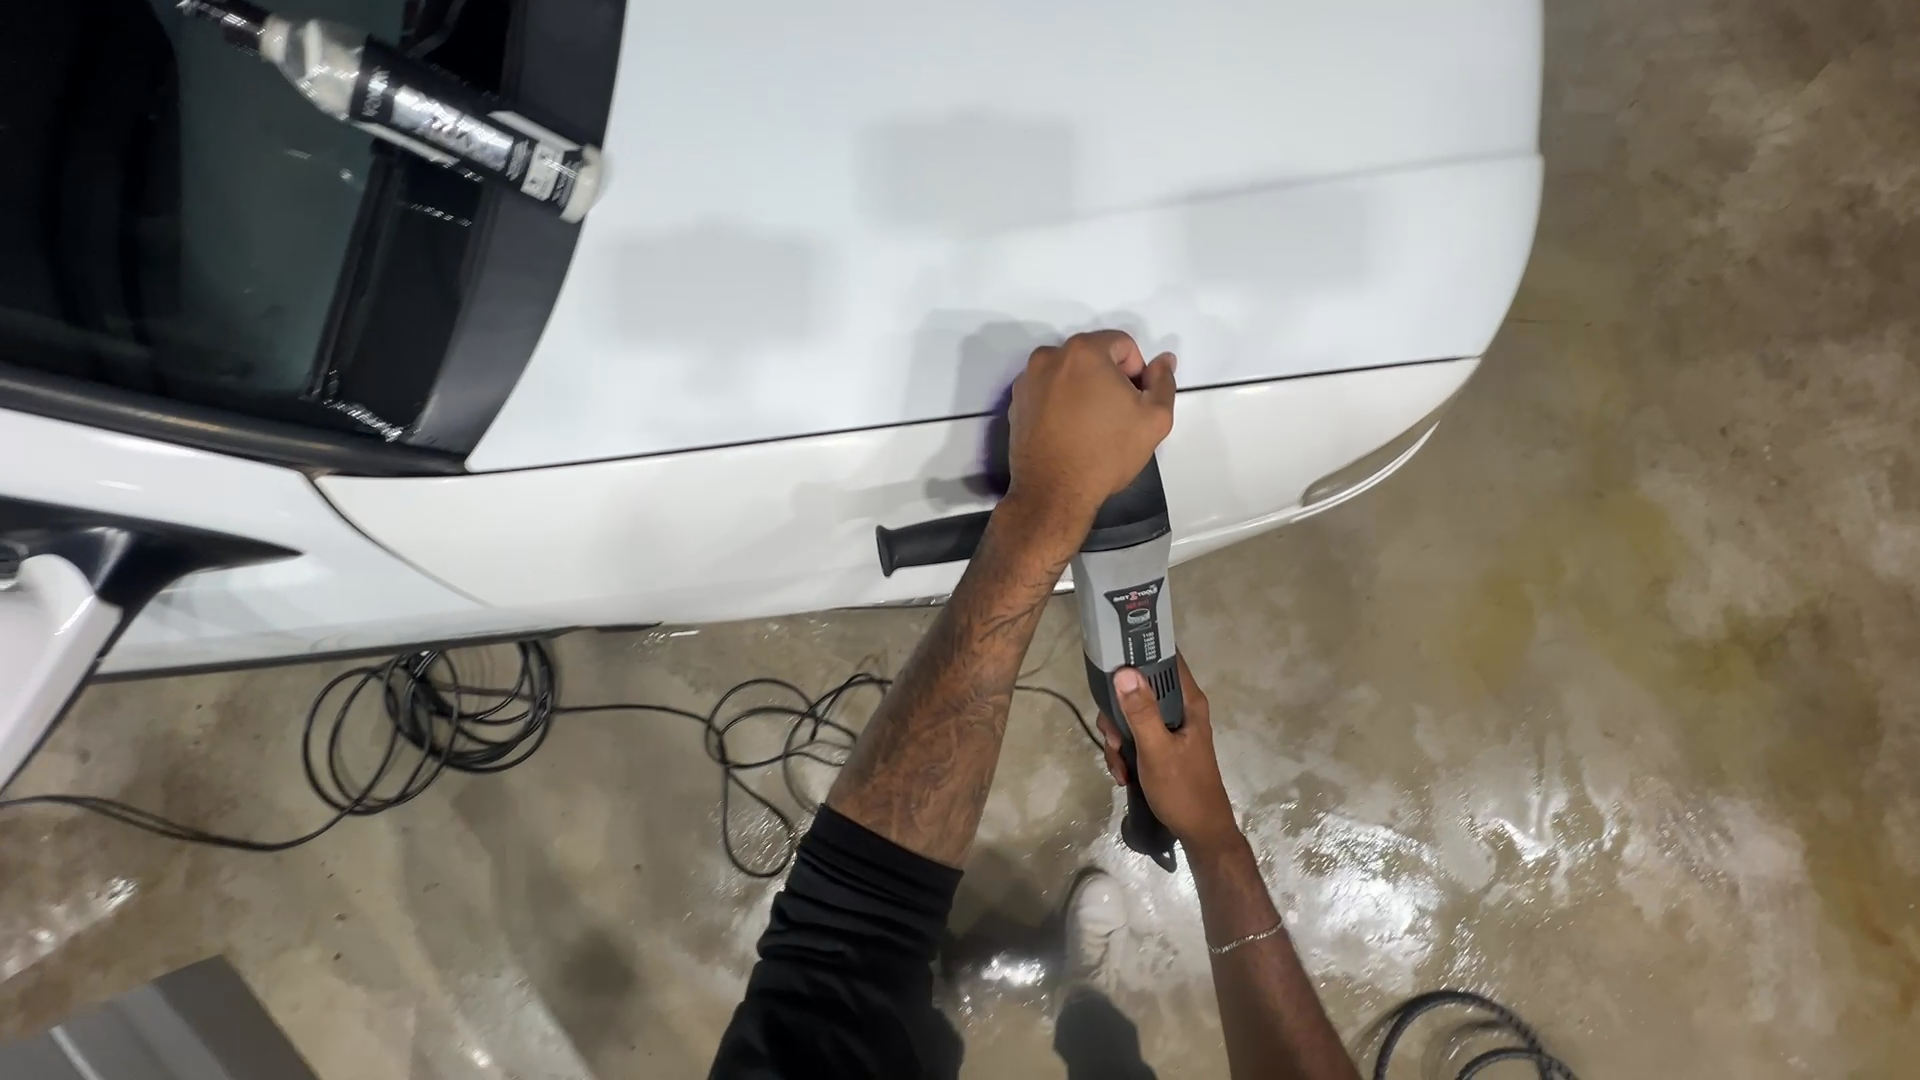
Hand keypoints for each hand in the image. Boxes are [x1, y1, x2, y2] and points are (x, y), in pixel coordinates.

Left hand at [1005, 330, 1175, 522]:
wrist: (1053, 493)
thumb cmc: (1106, 454)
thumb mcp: (1154, 419)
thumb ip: (1163, 382)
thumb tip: (1164, 361)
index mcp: (1083, 352)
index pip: (1122, 344)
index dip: (1136, 371)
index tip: (1135, 401)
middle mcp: (1048, 358)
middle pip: (1092, 356)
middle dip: (1109, 379)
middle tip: (1116, 415)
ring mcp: (1027, 381)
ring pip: (1067, 374)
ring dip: (1083, 390)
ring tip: (1092, 426)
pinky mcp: (1015, 404)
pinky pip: (1047, 392)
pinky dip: (1060, 403)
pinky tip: (1070, 432)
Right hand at [1096, 656, 1240, 853]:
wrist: (1200, 834)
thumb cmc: (1183, 791)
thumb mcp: (1157, 750)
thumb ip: (1141, 712)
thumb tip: (1124, 671)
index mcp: (1187, 702)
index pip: (1165, 659)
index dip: (1139, 654)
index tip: (1112, 662)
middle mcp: (1179, 709)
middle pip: (1138, 690)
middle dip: (1118, 715)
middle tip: (1116, 740)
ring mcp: (1169, 728)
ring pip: (1130, 716)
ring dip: (1118, 740)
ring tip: (1121, 766)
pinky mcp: (1160, 746)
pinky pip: (1133, 738)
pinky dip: (1124, 754)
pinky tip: (1124, 775)